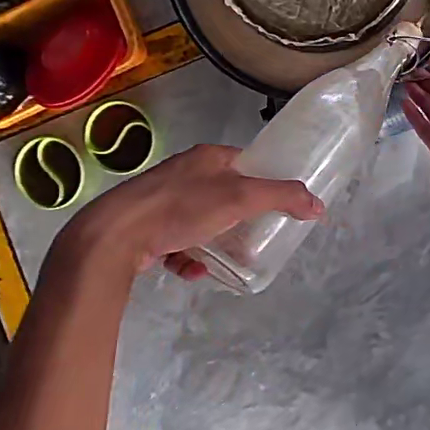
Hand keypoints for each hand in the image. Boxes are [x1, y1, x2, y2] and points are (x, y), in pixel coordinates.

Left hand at [60, 144, 322, 279]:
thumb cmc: (180, 209)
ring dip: (218, 239)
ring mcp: (159, 200)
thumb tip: (318, 206)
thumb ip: (283, 198)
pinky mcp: (141, 227)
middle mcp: (183, 173)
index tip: (281, 203)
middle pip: (226, 192)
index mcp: (207, 158)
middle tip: (260, 233)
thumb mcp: (242, 199)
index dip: (266, 180)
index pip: (247, 162)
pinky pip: (176, 241)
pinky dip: (189, 256)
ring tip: (230, 258)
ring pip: (201, 219)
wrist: (111, 238)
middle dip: (244, 216)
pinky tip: (196, 271)